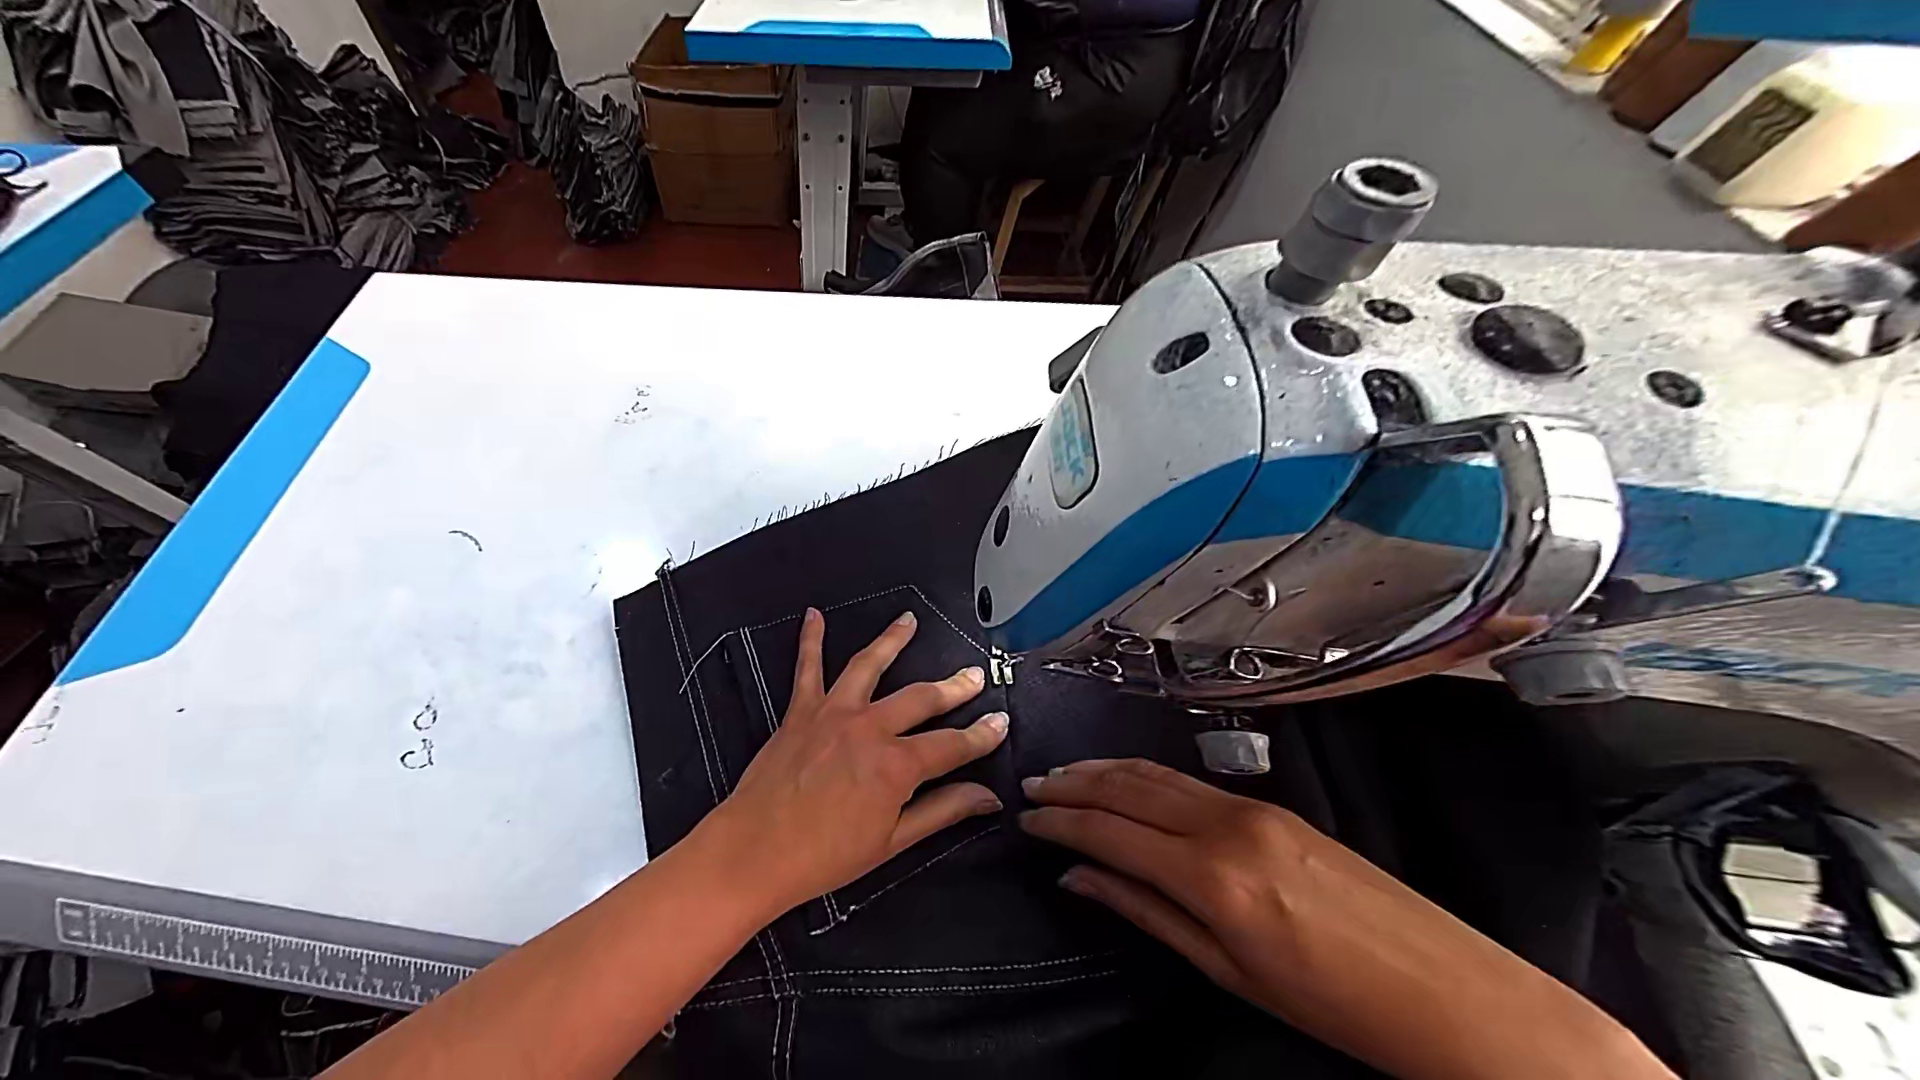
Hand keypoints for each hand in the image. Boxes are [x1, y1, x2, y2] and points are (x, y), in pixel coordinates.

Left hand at [695, 608, 1007, 918]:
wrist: (752, 854)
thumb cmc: (822, 856)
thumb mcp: (892, 842)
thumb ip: (943, 811)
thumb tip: (986, 798)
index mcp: (896, 765)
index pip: (953, 744)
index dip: (981, 735)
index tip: (1000, 723)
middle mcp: (869, 728)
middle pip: (922, 697)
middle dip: (955, 686)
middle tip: (974, 675)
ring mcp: (834, 713)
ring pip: (870, 665)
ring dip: (892, 639)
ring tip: (909, 620)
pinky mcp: (801, 711)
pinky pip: (808, 667)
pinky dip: (810, 640)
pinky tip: (813, 616)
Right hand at [1019, 759, 1673, 1079]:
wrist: (1450, 992)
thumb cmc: (1334, 1004)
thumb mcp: (1227, 970)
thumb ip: (1144, 910)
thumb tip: (1078, 877)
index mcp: (1211, 875)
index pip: (1110, 830)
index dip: (1061, 821)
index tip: (1027, 817)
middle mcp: (1225, 825)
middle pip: (1128, 788)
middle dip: (1073, 783)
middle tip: (1033, 784)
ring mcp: (1251, 807)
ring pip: (1156, 774)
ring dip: (1105, 770)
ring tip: (1066, 773)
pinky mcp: (1272, 804)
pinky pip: (1188, 780)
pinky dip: (1144, 775)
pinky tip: (1127, 779)